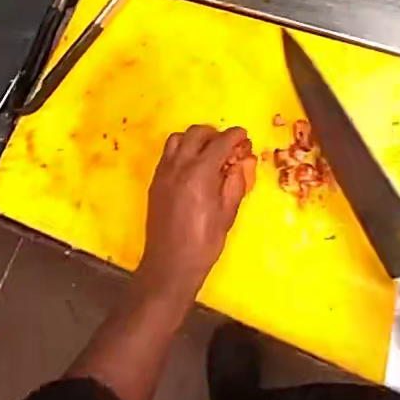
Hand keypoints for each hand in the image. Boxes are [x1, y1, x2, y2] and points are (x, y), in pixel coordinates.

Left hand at [134, 125, 254, 303]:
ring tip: (208, 152)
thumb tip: (245, 161)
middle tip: (228, 145)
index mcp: (200, 173)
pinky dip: (182, 149)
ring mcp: (164, 172)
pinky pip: (168, 153)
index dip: (235, 135)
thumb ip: (237, 182)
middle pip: (196, 133)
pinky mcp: (155, 181)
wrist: (169, 266)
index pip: (220, 142)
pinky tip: (193, 165)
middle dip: (215, 133)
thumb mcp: (228, 213)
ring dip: (195, 139)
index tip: (244, 136)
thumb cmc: (204, 243)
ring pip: (178, 138)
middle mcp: (179, 166)